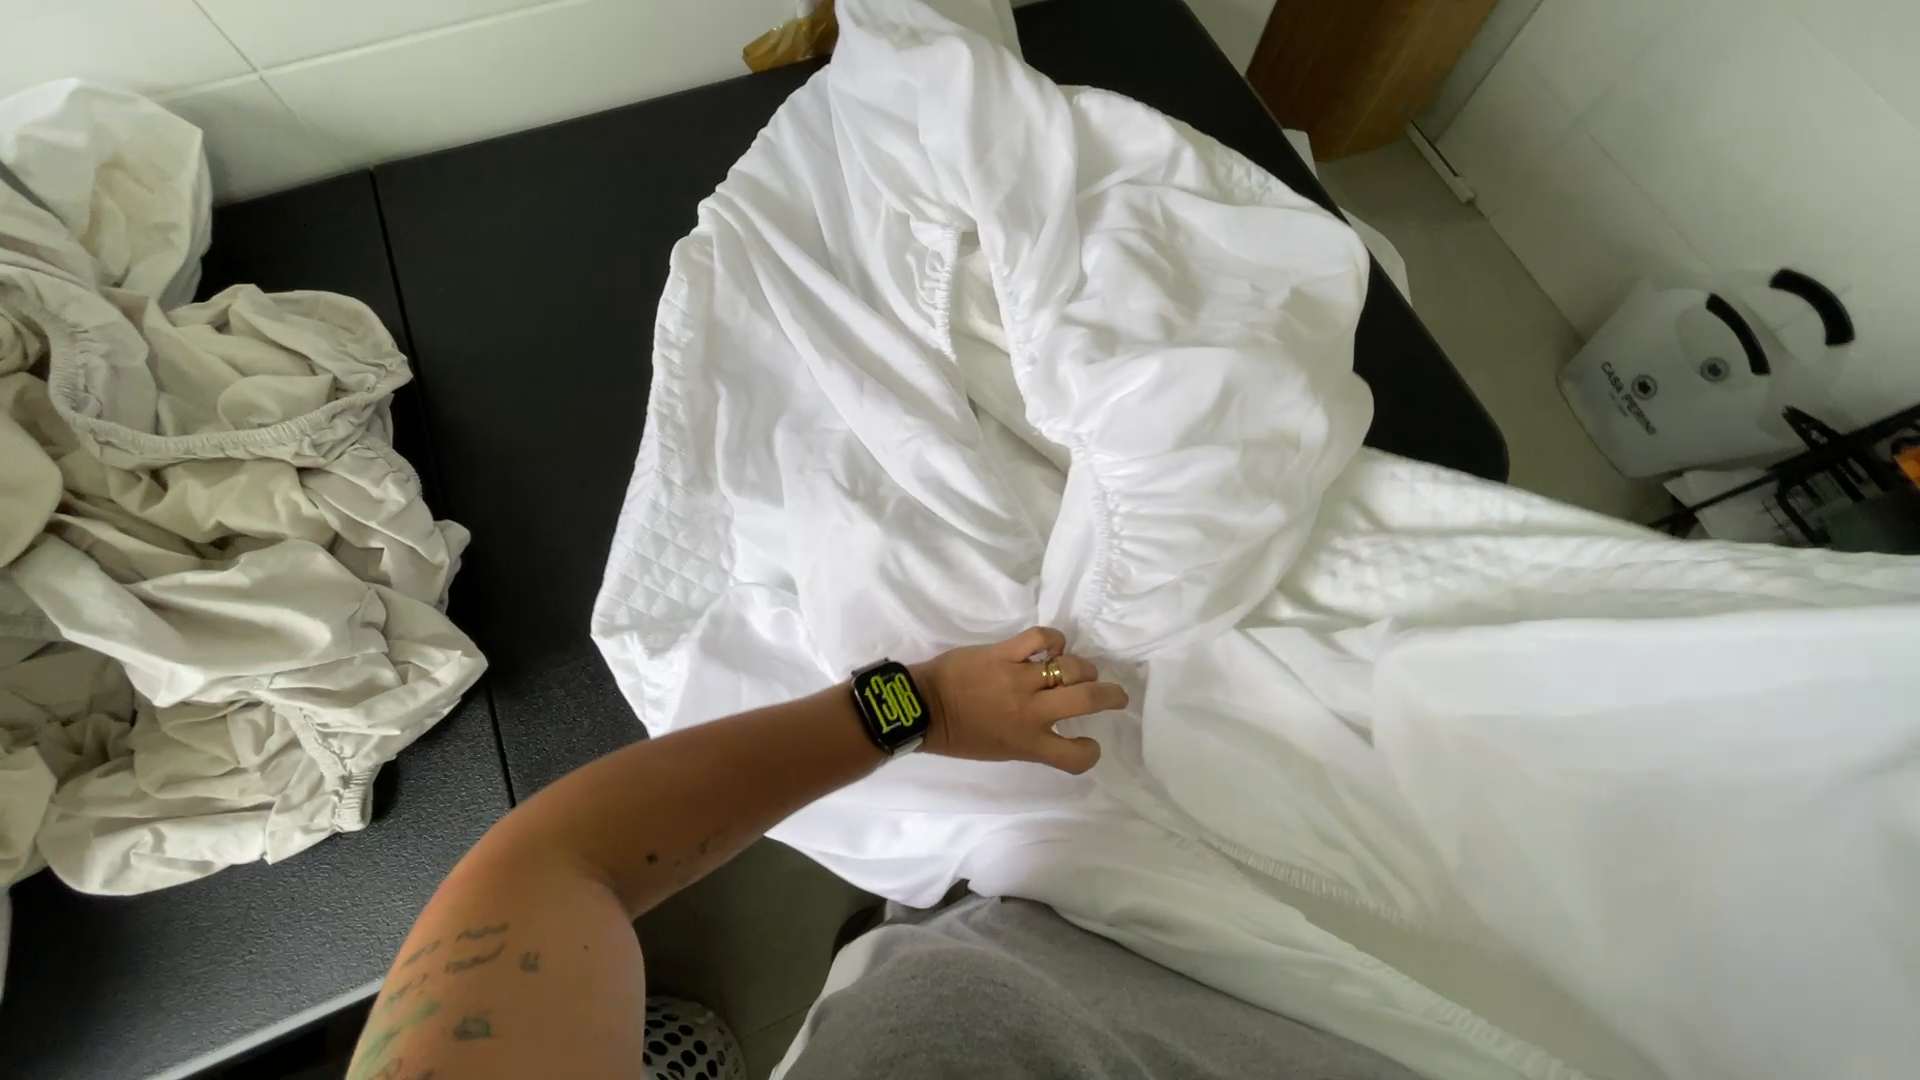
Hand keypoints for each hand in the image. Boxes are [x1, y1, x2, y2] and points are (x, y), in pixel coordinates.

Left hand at [910, 627, 1125, 774]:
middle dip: (1110, 696)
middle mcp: (1030, 712)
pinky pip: (1041, 639)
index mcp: (1028, 744)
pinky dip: (1054, 640)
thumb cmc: (957, 736)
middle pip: (1087, 699)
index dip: (1089, 751)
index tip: (1089, 742)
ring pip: (1071, 668)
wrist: (921, 708)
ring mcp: (1018, 679)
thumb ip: (1031, 740)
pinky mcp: (1003, 653)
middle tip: (1114, 695)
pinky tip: (1053, 646)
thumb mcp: (999, 751)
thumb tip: (1052, 724)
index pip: (1075, 756)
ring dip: (1084, 668)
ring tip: (1082, 669)